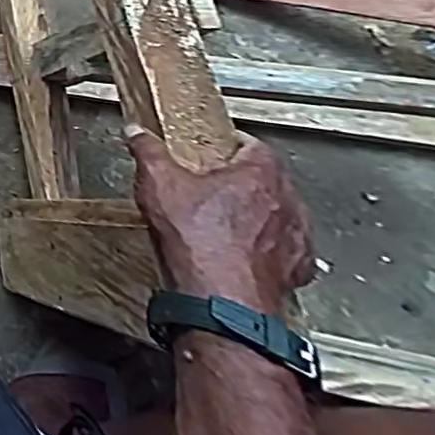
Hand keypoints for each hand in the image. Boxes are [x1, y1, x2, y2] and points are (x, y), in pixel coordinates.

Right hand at [127, 127, 314, 315]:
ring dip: (259, 212)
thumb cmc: (197, 241)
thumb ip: (148, 151)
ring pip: (280, 213)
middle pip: (270, 179)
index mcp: (259, 175)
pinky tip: (241, 249)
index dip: (233, 144)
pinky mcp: (296, 271)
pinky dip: (266, 245)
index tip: (216, 147)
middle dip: (244, 178)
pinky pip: (285, 248)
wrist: (219, 302)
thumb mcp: (157, 182)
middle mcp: (287, 203)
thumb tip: (138, 133)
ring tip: (226, 218)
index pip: (255, 146)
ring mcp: (296, 239)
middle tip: (215, 181)